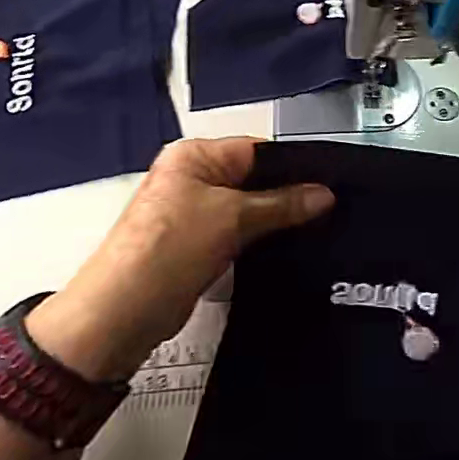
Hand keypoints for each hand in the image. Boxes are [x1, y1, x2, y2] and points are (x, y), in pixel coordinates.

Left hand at [28, 138, 333, 379]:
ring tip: (319, 232)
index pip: (256, 149)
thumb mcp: (232, 217)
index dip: (294, 166)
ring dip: (274, 222)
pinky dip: (257, 243)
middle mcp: (191, 178)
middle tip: (332, 212)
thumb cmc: (167, 249)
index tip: (332, 184)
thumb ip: (281, 204)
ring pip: (246, 211)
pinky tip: (287, 251)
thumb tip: (322, 194)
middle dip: (288, 196)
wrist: (126, 309)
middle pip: (253, 180)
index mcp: (193, 156)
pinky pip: (236, 236)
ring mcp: (193, 214)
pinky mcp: (197, 246)